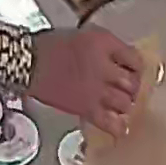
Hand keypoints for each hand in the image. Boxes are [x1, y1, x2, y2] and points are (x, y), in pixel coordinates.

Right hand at [28, 27, 143, 137]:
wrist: (29, 63)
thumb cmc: (51, 47)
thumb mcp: (83, 36)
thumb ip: (104, 50)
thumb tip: (121, 66)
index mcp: (104, 43)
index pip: (135, 59)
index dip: (136, 69)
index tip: (133, 74)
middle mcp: (104, 66)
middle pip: (132, 84)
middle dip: (132, 90)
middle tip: (126, 92)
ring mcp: (96, 90)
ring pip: (125, 104)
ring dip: (124, 106)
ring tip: (119, 106)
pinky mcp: (87, 109)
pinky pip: (111, 123)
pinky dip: (119, 128)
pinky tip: (120, 128)